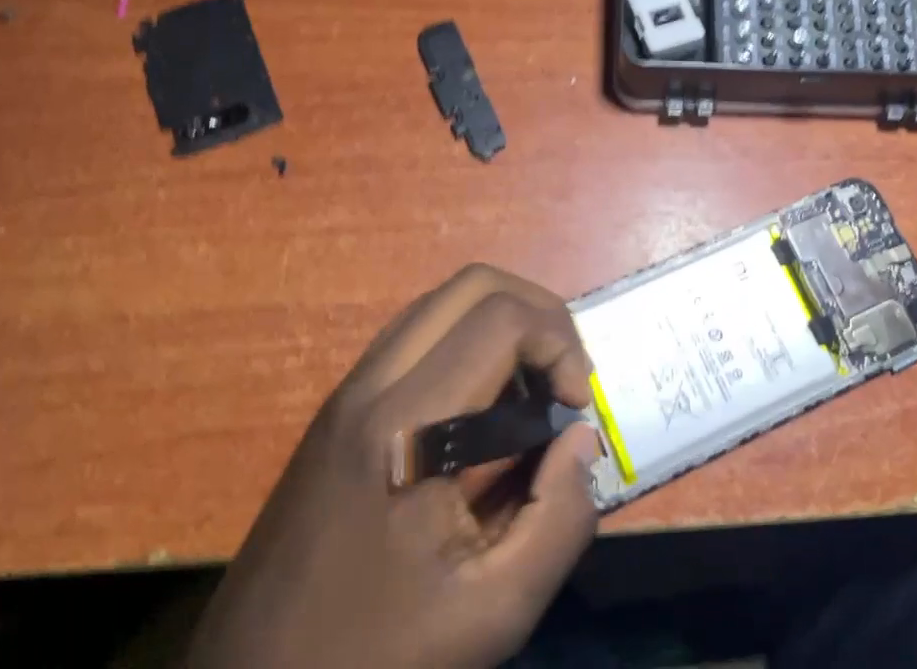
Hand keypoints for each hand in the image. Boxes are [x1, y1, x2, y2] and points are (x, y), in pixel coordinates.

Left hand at [186, 265, 603, 668]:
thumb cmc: (382, 649)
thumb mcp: (497, 608)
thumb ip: (561, 517)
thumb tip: (580, 439)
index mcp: (404, 426)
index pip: (501, 318)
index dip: (561, 345)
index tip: (576, 409)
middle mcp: (369, 386)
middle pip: (471, 285)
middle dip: (540, 315)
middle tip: (562, 384)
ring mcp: (346, 394)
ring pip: (439, 304)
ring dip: (502, 327)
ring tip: (529, 396)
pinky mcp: (337, 412)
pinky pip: (414, 339)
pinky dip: (467, 346)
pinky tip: (481, 415)